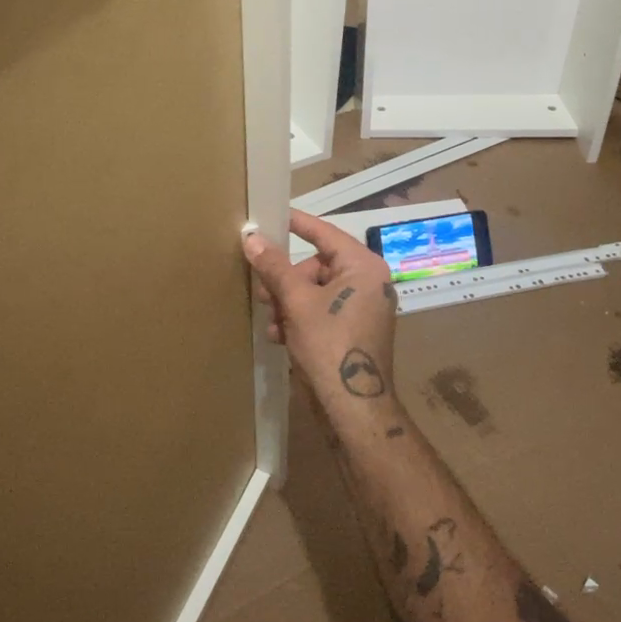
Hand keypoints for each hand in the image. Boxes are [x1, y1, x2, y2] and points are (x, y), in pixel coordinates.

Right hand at [244, 210, 400, 417]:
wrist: (353, 407)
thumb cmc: (330, 345)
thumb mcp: (297, 302)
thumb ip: (274, 267)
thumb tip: (252, 238)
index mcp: (364, 267)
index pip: (325, 233)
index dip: (298, 223)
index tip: (273, 214)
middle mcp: (368, 282)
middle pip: (317, 265)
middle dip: (286, 279)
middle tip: (262, 290)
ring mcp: (363, 308)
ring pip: (315, 291)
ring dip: (288, 303)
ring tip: (270, 320)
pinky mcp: (354, 331)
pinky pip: (322, 312)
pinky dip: (299, 319)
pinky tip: (279, 335)